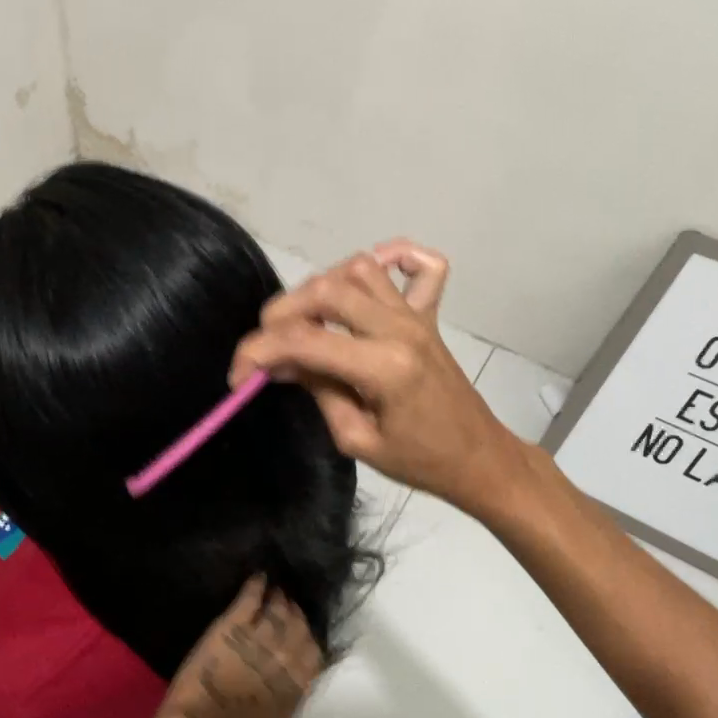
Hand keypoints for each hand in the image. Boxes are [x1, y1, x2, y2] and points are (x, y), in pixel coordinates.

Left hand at [157, 576, 322, 717]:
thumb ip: (289, 698)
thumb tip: (298, 680)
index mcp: (294, 687)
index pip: (314, 654)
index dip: (309, 638)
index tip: (304, 630)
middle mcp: (282, 659)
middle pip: (297, 628)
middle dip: (296, 614)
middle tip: (291, 603)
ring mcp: (257, 640)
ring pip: (277, 611)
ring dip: (279, 599)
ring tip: (278, 590)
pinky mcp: (231, 628)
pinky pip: (249, 600)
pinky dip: (256, 586)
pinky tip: (259, 577)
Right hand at [230, 240, 528, 515]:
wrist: (479, 460)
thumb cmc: (419, 460)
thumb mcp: (354, 439)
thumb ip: (316, 390)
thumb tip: (278, 362)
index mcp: (384, 367)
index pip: (304, 340)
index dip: (258, 352)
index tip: (238, 377)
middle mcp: (399, 328)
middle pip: (325, 291)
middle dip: (280, 314)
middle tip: (266, 347)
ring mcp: (416, 316)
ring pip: (358, 270)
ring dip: (320, 288)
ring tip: (304, 321)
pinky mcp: (428, 315)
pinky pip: (421, 267)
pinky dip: (394, 257)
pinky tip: (368, 277)